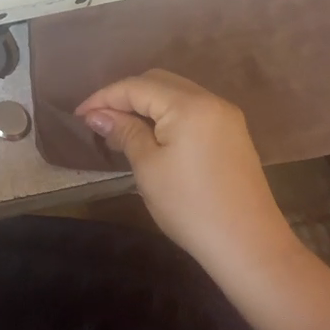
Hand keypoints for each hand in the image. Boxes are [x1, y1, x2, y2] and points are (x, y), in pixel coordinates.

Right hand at [74, 69, 296, 270]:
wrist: (251, 247)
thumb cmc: (191, 206)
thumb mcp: (148, 167)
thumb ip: (123, 132)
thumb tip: (96, 115)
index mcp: (189, 105)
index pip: (136, 87)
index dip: (103, 98)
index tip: (79, 116)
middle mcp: (210, 101)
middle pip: (157, 82)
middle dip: (124, 96)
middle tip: (99, 121)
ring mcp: (225, 117)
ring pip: (175, 94)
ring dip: (145, 105)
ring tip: (120, 129)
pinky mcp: (232, 135)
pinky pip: (191, 110)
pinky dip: (166, 115)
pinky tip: (150, 136)